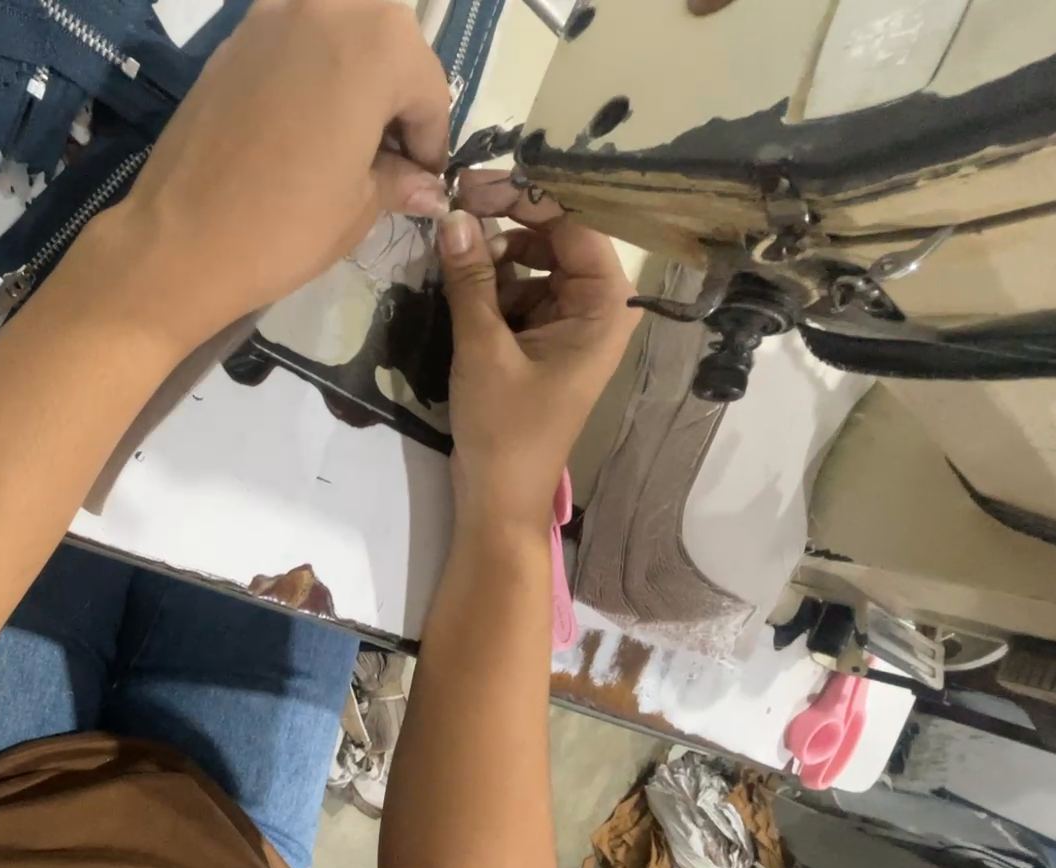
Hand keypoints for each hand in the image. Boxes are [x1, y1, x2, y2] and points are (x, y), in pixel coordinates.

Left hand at [106, 0, 451, 346]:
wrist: (178, 244)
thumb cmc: (283, 228)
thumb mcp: (356, 208)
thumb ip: (398, 180)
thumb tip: (426, 186)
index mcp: (378, 40)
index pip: (428, 87)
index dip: (430, 142)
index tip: (423, 182)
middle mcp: (327, 5)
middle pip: (384, 48)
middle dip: (392, 102)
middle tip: (383, 162)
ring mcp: (269, 16)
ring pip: (335, 40)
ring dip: (350, 84)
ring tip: (339, 147)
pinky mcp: (229, 44)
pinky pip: (288, 51)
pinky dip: (305, 81)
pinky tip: (295, 134)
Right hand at [440, 174, 640, 531]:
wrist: (498, 494)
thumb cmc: (504, 427)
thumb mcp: (483, 348)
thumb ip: (471, 279)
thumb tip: (451, 217)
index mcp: (605, 305)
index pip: (575, 225)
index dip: (527, 198)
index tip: (474, 185)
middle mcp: (596, 307)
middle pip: (555, 240)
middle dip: (507, 224)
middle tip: (454, 212)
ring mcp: (568, 325)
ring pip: (532, 266)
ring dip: (493, 256)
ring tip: (450, 255)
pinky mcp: (541, 342)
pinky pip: (519, 295)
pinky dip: (490, 286)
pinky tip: (459, 285)